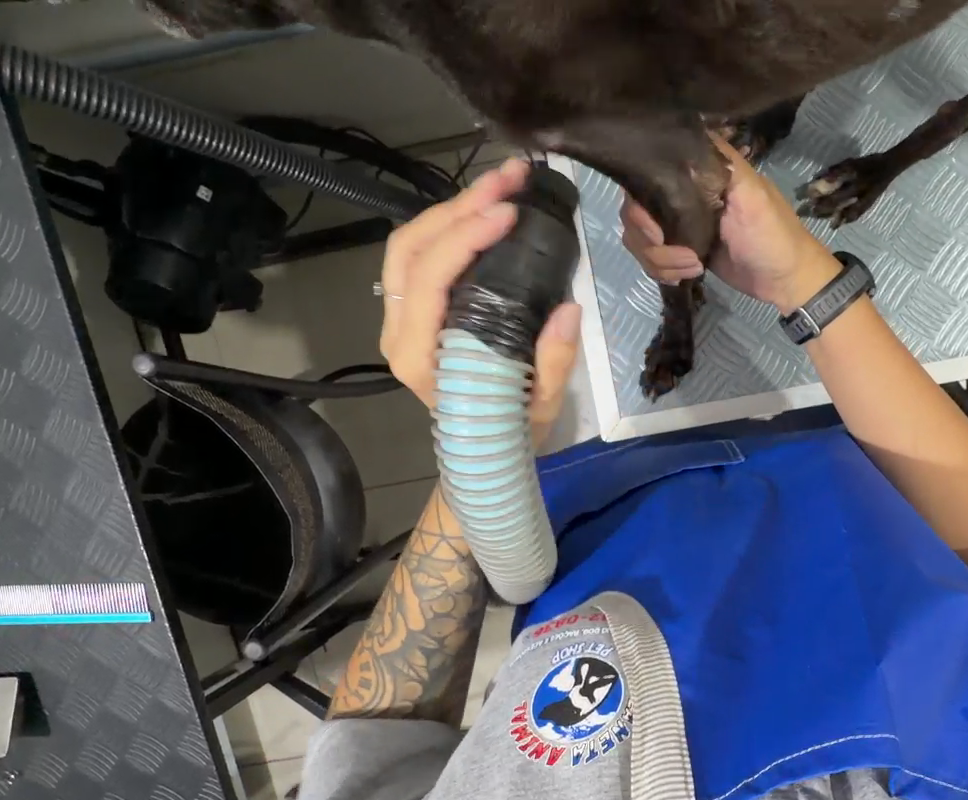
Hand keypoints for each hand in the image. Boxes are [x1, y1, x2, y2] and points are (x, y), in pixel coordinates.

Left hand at [379, 157, 581, 439]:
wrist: (484, 452)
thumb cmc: (509, 431)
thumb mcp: (540, 408)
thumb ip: (552, 364)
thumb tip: (569, 310)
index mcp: (420, 357)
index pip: (428, 281)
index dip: (462, 238)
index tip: (507, 213)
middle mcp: (398, 333)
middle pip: (411, 249)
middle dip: (459, 206)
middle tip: (510, 179)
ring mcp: (400, 319)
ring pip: (409, 244)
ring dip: (453, 207)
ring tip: (503, 182)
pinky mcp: (412, 311)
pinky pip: (418, 256)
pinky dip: (449, 224)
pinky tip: (486, 207)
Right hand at [619, 132, 842, 311]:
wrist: (785, 280)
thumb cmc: (773, 235)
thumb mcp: (751, 196)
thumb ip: (719, 166)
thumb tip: (681, 141)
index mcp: (698, 171)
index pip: (648, 169)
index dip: (640, 197)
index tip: (656, 225)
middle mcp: (681, 192)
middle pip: (633, 209)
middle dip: (650, 240)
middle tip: (683, 255)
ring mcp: (677, 222)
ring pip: (637, 237)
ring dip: (660, 260)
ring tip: (692, 266)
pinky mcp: (678, 249)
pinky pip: (649, 258)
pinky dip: (662, 271)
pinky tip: (686, 275)